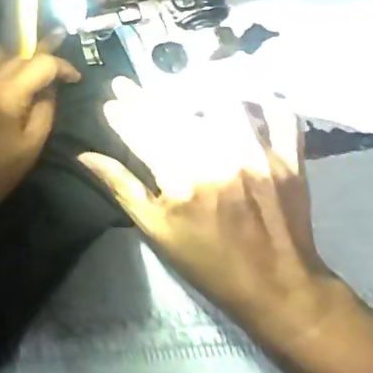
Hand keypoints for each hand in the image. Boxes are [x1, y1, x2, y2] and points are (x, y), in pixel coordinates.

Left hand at [0, 28, 81, 231]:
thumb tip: (50, 86)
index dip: (62, 66)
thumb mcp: (29, 149)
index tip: (75, 77)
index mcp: (7, 94)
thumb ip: (44, 111)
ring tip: (28, 46)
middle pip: (16, 54)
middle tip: (58, 42)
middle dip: (40, 50)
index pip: (41, 64)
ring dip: (11, 50)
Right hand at [78, 78, 350, 352]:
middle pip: (172, 113)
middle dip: (144, 97)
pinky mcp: (287, 159)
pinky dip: (260, 99)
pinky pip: (277, 115)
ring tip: (176, 86)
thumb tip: (85, 156)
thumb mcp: (156, 229)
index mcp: (181, 181)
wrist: (278, 288)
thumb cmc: (207, 260)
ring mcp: (255, 156)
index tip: (109, 100)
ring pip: (220, 103)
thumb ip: (122, 186)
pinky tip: (239, 93)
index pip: (141, 132)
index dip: (121, 113)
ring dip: (193, 90)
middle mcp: (217, 160)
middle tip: (127, 85)